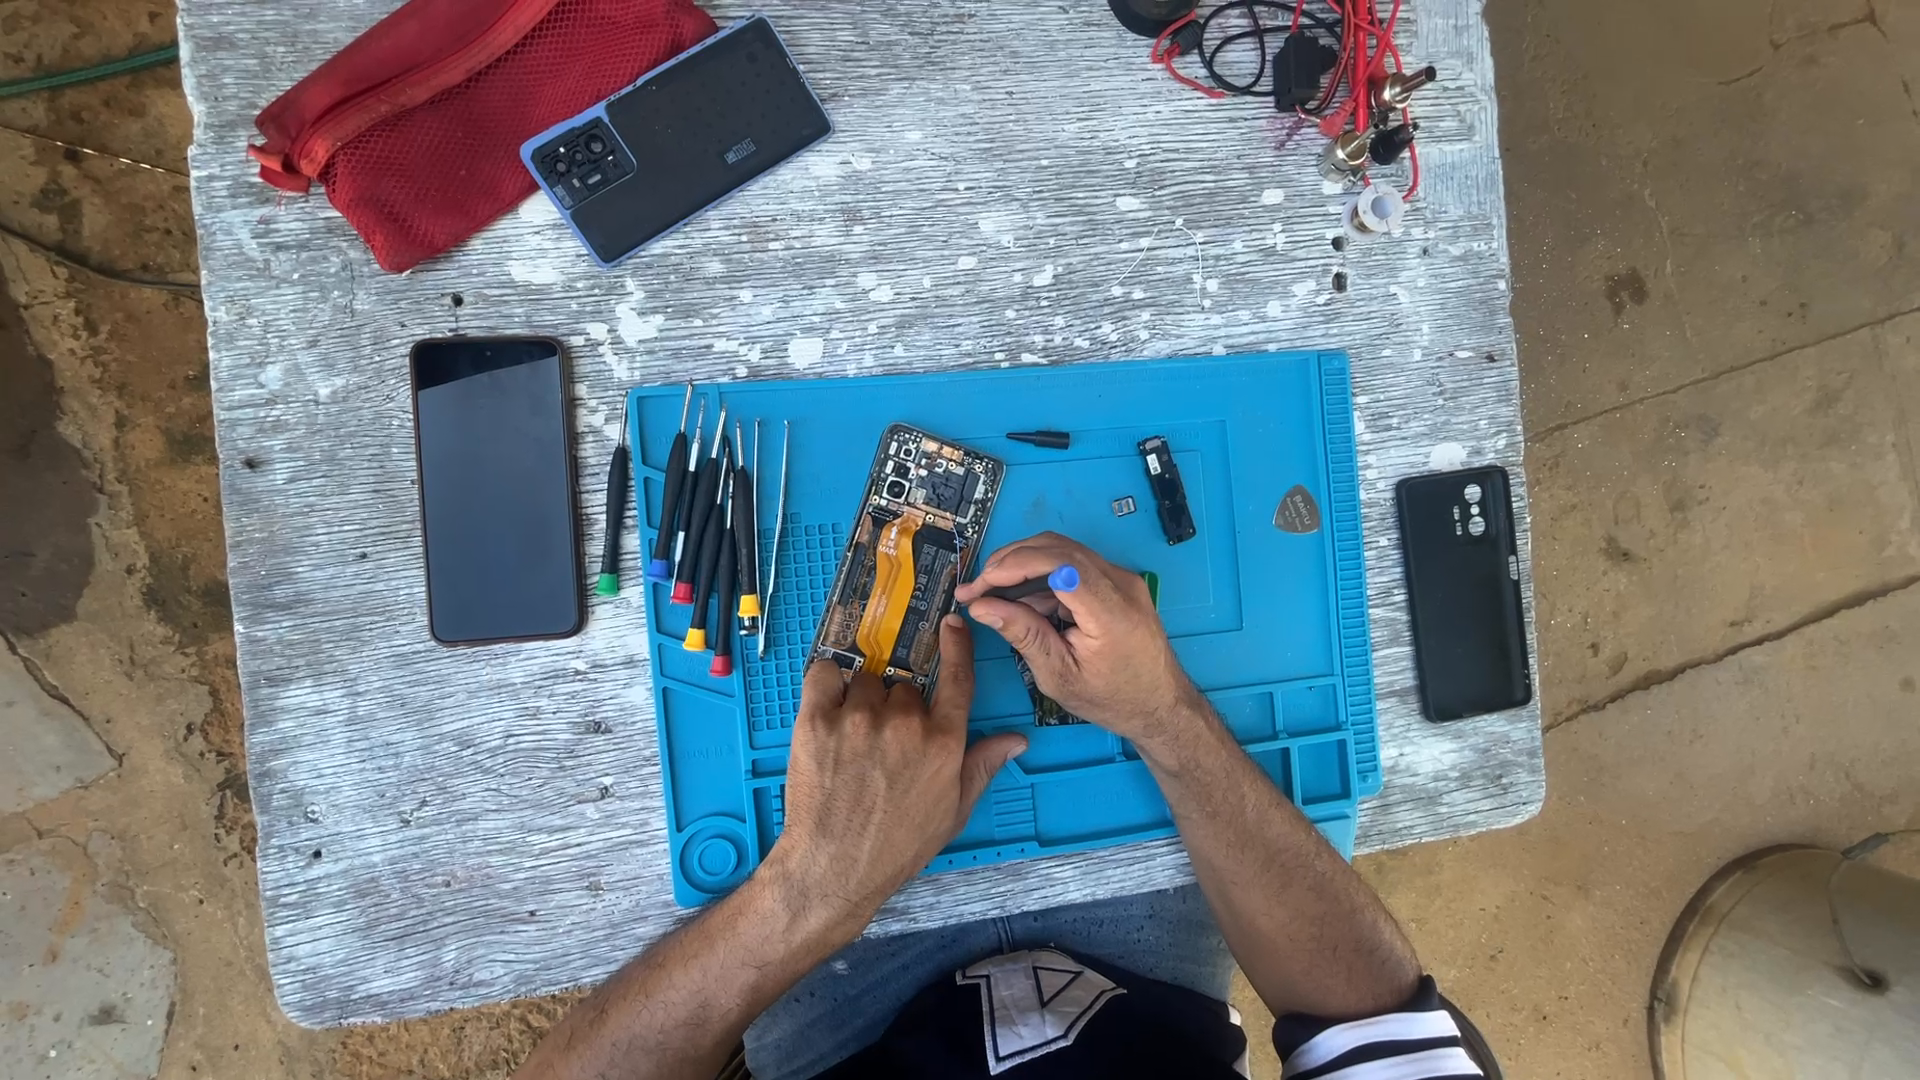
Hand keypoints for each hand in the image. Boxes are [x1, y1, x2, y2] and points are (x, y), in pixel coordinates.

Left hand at [766, 616, 1026, 930]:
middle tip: (882, 740)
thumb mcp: (954, 811)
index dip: (957, 645)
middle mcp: (906, 722)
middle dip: (895, 704)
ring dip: (860, 699)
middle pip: (904, 685)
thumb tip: (1018, 739)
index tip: (951, 623)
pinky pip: (824, 674)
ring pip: (865, 681)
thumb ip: (984, 766)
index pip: (958, 678)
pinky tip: (826, 708)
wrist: (833, 868)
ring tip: (851, 737)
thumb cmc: (898, 845)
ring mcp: (860, 718)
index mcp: (944, 741)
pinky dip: (825, 683)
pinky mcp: (817, 719)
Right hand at [955, 532, 1204, 747]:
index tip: (981, 584)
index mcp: (1111, 611)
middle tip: (976, 588)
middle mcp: (1121, 583)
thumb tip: (982, 607)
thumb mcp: (1060, 676)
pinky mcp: (1116, 581)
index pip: (1060, 564)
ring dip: (1022, 564)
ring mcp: (1122, 578)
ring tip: (989, 591)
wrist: (1161, 704)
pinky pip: (1072, 564)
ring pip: (1062, 550)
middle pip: (1057, 548)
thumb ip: (1023, 635)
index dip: (1015, 565)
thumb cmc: (1113, 699)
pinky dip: (1040, 574)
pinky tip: (1018, 598)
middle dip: (1010, 561)